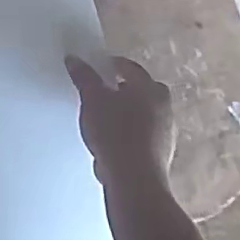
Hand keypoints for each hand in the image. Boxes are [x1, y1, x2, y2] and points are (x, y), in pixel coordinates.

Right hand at [66, 55, 175, 192]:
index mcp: (150, 88)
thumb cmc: (114, 132)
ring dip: (125, 113)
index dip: (111, 65)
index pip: (130, 68)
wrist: (134, 180)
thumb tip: (74, 59)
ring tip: (103, 118)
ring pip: (142, 114)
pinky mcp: (160, 154)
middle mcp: (164, 107)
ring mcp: (165, 132)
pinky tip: (111, 141)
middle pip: (140, 91)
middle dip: (122, 89)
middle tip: (102, 91)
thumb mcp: (92, 99)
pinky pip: (141, 135)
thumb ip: (84, 77)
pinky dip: (127, 133)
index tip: (96, 67)